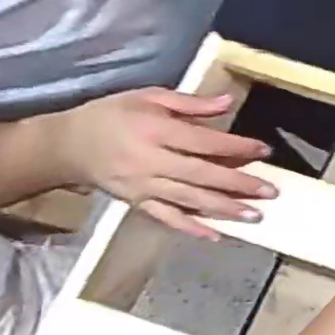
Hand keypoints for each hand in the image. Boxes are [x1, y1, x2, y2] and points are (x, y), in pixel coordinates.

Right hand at [49, 88, 273, 239]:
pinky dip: (191, 227)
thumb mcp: (147, 98)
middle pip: (200, 175)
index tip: (265, 150)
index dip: (236, 147)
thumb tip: (228, 101)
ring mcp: (142, 185)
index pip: (202, 142)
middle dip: (239, 184)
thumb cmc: (112, 116)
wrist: (63, 145)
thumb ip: (189, 102)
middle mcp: (148, 161)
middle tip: (272, 191)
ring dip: (224, 209)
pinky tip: (217, 236)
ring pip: (189, 199)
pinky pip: (166, 217)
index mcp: (153, 131)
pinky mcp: (135, 202)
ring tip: (256, 215)